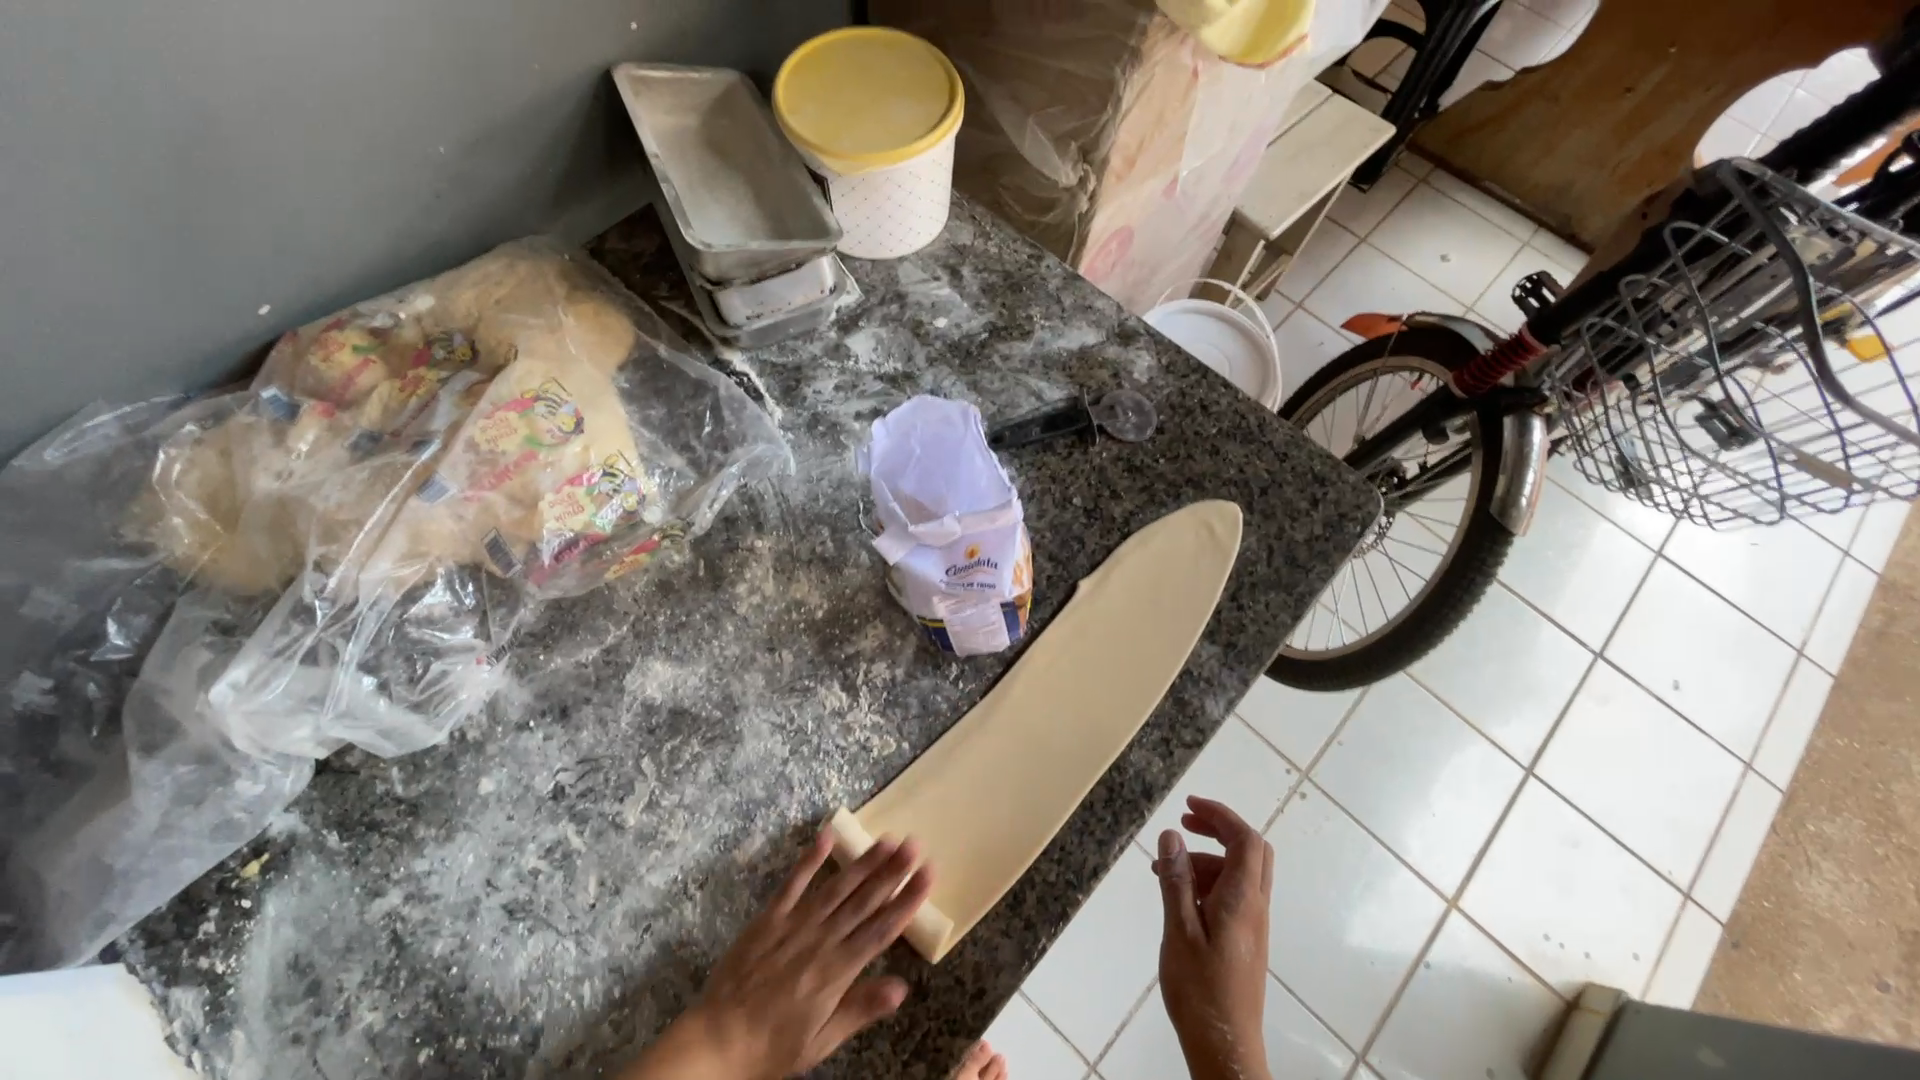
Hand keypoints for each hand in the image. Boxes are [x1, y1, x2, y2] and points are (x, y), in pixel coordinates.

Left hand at [622, 830, 933, 1079]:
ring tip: (886, 840)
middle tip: (915, 845)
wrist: (717, 1042)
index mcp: (837, 972)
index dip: (907, 901)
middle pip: (863, 902)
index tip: (928, 876)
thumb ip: (860, 1009)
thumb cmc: (773, 1047)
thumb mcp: (821, 1041)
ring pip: (836, 888)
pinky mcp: (769, 918)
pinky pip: (792, 884)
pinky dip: (809, 860)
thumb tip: (902, 987)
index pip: (881, 931)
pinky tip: (827, 836)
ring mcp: (793, 926)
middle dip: (892, 872)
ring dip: (863, 862)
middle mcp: (820, 941)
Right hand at [1152, 796, 1275, 1079]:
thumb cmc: (1200, 990)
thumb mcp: (1179, 931)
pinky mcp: (1245, 940)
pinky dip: (1207, 882)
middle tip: (1184, 824)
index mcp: (1243, 900)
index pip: (1244, 840)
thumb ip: (1176, 881)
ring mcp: (1253, 925)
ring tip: (1163, 871)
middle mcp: (1255, 907)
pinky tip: (1177, 897)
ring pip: (1239, 873)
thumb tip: (1173, 835)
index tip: (1189, 805)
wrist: (1225, 1047)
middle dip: (1219, 829)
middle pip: (1251, 851)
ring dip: (1205, 859)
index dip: (1220, 815)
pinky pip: (1232, 894)